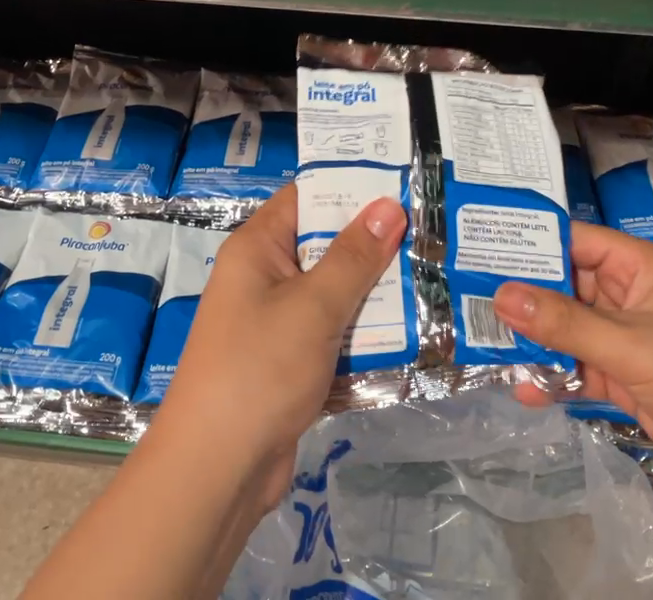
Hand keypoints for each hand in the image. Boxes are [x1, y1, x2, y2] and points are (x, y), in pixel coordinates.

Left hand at [151, 184, 405, 506]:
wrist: (217, 469)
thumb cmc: (259, 370)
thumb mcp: (312, 306)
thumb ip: (354, 257)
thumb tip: (389, 206)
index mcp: (257, 250)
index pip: (306, 198)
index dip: (352, 188)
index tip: (404, 183)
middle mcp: (264, 279)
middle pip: (326, 247)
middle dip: (375, 246)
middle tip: (433, 235)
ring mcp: (277, 324)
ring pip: (335, 295)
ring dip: (376, 295)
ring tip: (436, 281)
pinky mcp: (290, 363)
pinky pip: (333, 336)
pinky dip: (364, 336)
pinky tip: (412, 335)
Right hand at [493, 224, 652, 509]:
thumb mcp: (633, 346)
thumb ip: (565, 323)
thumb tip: (499, 295)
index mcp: (640, 268)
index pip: (575, 241)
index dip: (528, 244)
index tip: (475, 251)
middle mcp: (630, 296)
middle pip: (565, 286)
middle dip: (521, 298)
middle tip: (466, 306)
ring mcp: (628, 340)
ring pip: (568, 330)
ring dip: (534, 341)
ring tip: (483, 349)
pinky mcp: (628, 379)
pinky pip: (580, 368)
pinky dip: (554, 377)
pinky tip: (524, 390)